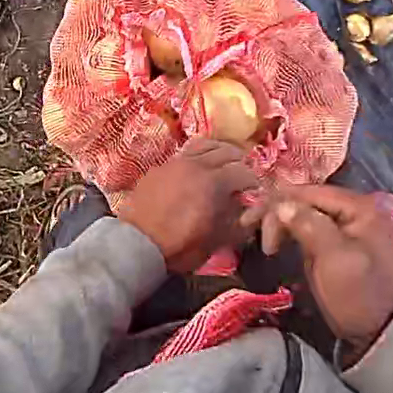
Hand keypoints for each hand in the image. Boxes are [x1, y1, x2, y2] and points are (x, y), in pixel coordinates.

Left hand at [115, 138, 259, 272]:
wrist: (136, 244)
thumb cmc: (180, 247)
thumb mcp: (216, 241)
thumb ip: (238, 223)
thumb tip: (251, 212)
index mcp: (214, 183)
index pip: (244, 172)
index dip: (253, 181)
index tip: (255, 191)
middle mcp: (196, 165)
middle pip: (226, 151)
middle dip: (239, 162)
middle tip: (242, 174)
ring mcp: (175, 163)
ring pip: (204, 145)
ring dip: (218, 151)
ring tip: (223, 162)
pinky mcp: (159, 167)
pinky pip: (184, 154)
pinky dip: (197, 157)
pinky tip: (197, 169)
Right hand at [247, 185, 392, 350]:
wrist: (378, 332)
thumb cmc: (359, 295)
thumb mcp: (337, 260)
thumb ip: (311, 226)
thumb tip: (281, 204)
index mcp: (357, 207)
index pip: (307, 192)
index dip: (277, 202)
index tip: (251, 221)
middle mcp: (348, 209)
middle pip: (301, 199)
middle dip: (274, 213)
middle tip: (250, 232)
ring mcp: (339, 225)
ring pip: (298, 212)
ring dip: (276, 222)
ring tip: (265, 244)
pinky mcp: (330, 241)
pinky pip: (302, 226)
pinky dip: (284, 230)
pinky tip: (272, 241)